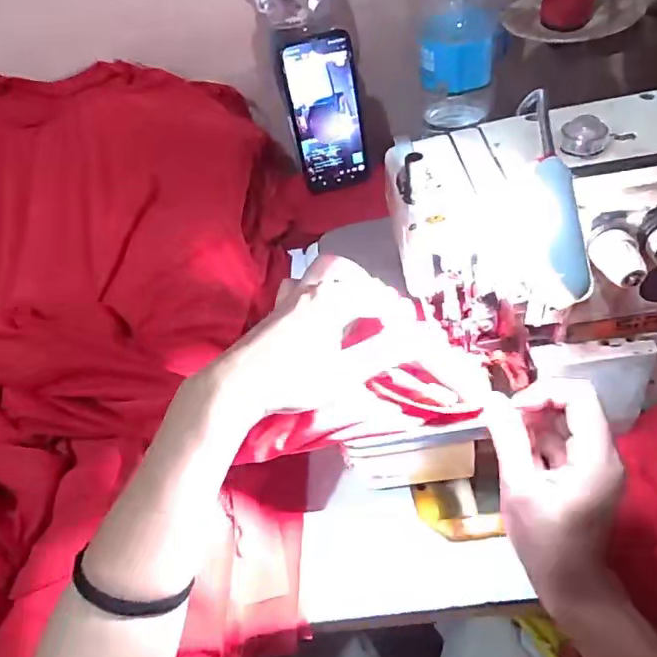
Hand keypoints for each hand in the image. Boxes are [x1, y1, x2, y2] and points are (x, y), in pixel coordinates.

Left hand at [197, 255, 481, 423]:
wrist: (237, 384)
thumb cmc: (292, 380)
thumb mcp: (345, 371)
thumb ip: (382, 352)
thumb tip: (420, 338)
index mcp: (334, 298)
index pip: (377, 297)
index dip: (397, 314)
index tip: (411, 332)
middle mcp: (313, 288)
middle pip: (350, 274)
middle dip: (373, 291)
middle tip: (386, 316)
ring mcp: (291, 295)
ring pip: (324, 272)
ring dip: (346, 282)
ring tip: (358, 305)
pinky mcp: (277, 307)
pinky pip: (304, 283)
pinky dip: (320, 288)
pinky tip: (319, 308)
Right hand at [484, 378, 624, 606]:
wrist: (571, 585)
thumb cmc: (544, 541)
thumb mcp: (519, 488)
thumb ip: (508, 439)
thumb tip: (493, 399)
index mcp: (597, 455)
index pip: (579, 395)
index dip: (544, 392)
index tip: (513, 410)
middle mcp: (607, 453)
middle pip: (575, 405)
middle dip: (536, 407)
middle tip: (505, 425)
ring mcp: (600, 464)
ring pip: (568, 423)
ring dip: (536, 425)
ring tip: (510, 446)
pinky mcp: (590, 473)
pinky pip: (567, 442)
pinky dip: (542, 443)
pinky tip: (522, 461)